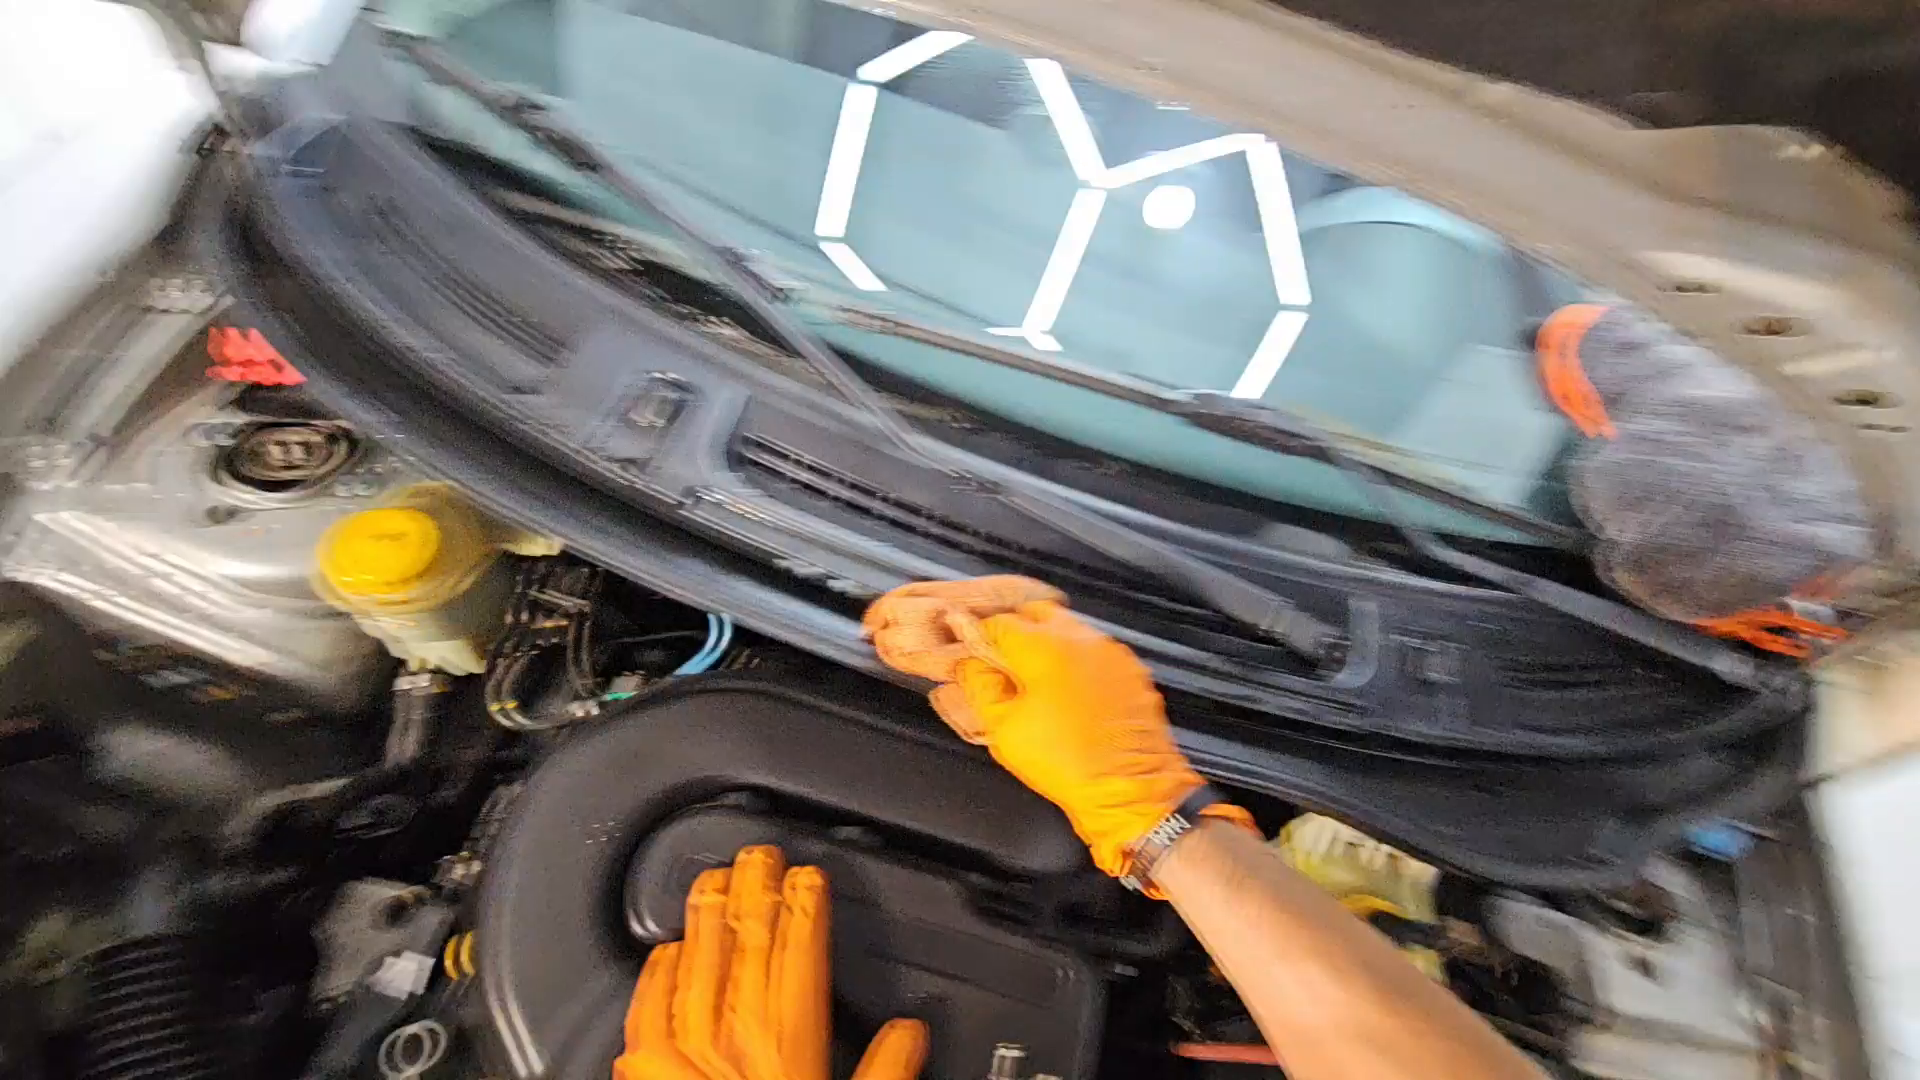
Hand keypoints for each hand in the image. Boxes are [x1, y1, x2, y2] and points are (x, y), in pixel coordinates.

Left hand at [612, 846, 926, 1079]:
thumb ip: (885, 1076)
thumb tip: (911, 1031)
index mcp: (791, 1055)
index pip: (801, 962)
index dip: (805, 911)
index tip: (807, 875)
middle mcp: (737, 1053)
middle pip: (748, 956)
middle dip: (755, 898)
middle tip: (758, 855)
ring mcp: (688, 1069)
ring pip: (698, 976)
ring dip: (706, 924)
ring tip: (712, 880)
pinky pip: (647, 1026)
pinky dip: (654, 984)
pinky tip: (660, 952)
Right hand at [864, 578, 1235, 878]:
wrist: (1132, 792)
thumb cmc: (1066, 763)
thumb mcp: (1003, 729)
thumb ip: (980, 686)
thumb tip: (969, 664)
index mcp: (1044, 645)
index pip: (998, 622)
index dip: (980, 637)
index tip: (973, 652)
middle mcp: (1080, 638)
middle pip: (1036, 614)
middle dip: (1016, 632)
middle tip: (1004, 662)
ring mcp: (1110, 651)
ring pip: (1069, 629)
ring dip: (1049, 644)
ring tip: (1038, 681)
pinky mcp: (1131, 669)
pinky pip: (1095, 651)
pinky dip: (1078, 661)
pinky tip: (1070, 692)